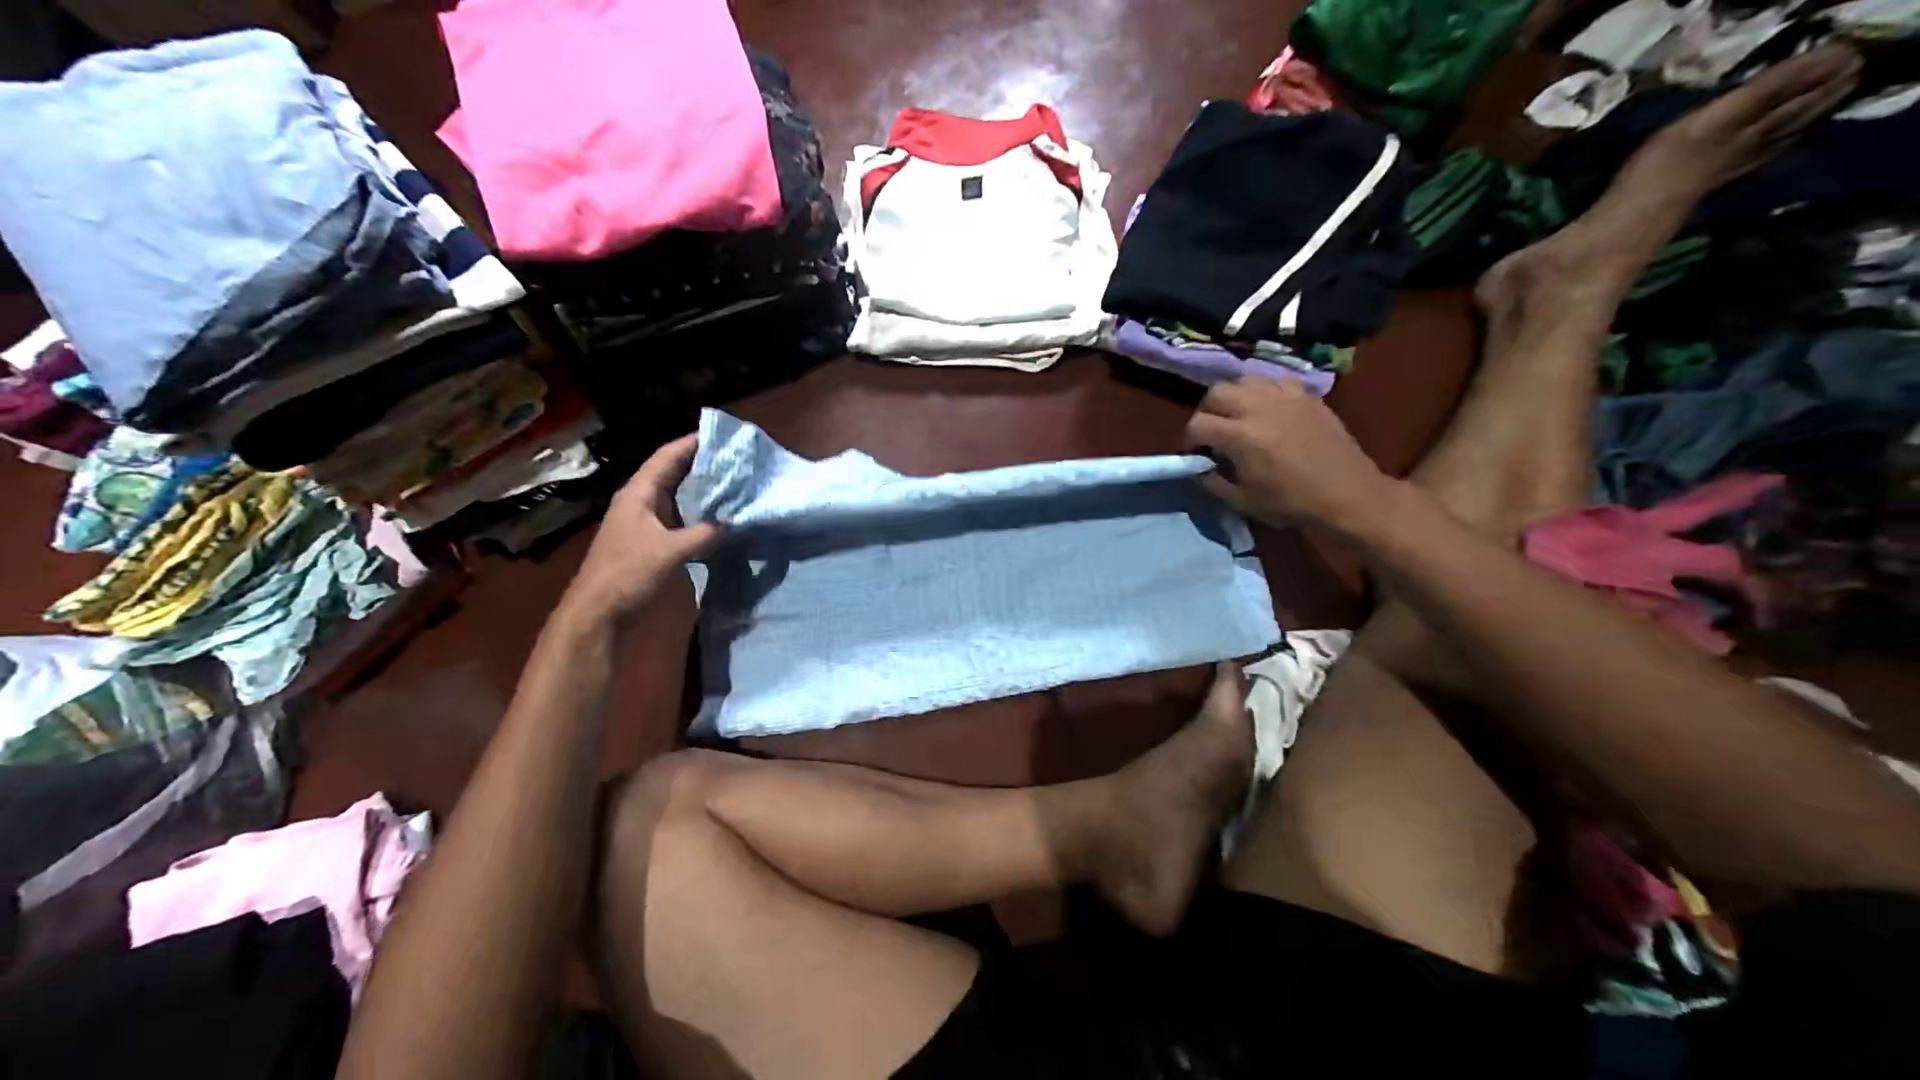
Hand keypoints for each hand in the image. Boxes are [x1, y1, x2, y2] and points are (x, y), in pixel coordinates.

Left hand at [561, 434, 722, 626]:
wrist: (598, 612)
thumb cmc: (628, 574)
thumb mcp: (671, 552)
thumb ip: (705, 534)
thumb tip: (734, 522)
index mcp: (639, 494)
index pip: (667, 457)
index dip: (692, 443)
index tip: (721, 434)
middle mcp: (640, 501)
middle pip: (672, 473)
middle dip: (702, 463)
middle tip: (735, 458)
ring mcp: (644, 522)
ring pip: (676, 496)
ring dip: (701, 489)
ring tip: (734, 482)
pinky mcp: (649, 541)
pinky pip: (678, 517)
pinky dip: (697, 512)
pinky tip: (718, 516)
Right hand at [1182, 378, 1396, 534]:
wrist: (1347, 494)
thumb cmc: (1292, 503)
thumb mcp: (1243, 501)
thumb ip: (1213, 482)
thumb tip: (1201, 468)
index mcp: (1241, 436)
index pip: (1197, 424)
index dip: (1189, 440)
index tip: (1195, 454)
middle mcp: (1259, 408)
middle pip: (1216, 392)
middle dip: (1207, 412)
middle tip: (1212, 431)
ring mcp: (1285, 397)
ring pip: (1244, 380)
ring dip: (1234, 396)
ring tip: (1238, 416)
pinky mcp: (1306, 395)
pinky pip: (1276, 381)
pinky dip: (1264, 391)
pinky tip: (1268, 408)